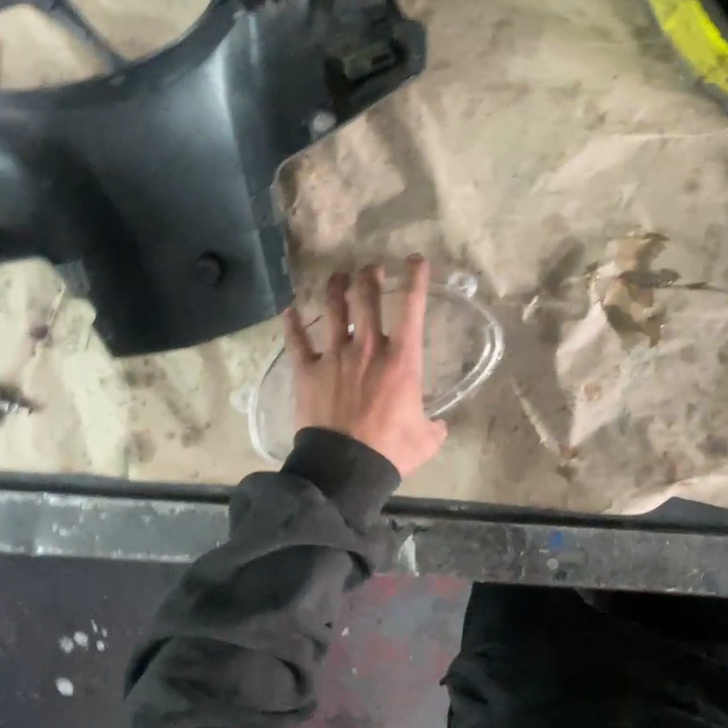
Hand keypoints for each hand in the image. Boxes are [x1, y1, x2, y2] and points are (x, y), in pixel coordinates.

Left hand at [285, 256, 447, 477]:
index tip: (416, 261)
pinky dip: (293, 323)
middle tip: (371, 270)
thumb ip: (434, 426)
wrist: (345, 466)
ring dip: (336, 288)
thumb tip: (439, 425)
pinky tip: (289, 311)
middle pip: (367, 297)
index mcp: (401, 359)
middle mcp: (368, 347)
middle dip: (370, 277)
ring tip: (337, 276)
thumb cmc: (391, 450)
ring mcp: (334, 355)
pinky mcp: (307, 370)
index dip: (416, 279)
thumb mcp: (426, 439)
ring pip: (334, 309)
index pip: (412, 307)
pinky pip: (297, 340)